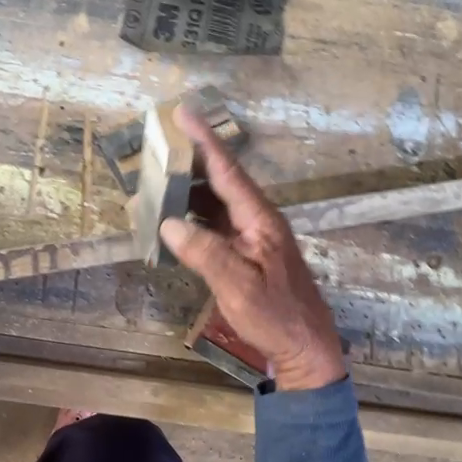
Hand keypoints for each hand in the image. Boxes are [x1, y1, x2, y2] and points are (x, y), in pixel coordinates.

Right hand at [159, 107, 346, 391]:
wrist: (305, 348)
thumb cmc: (276, 317)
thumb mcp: (237, 286)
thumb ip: (204, 253)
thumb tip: (168, 223)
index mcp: (260, 219)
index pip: (227, 171)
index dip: (204, 140)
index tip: (184, 112)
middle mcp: (256, 219)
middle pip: (220, 179)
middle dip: (191, 157)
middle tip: (159, 141)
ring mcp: (252, 236)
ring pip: (215, 200)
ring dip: (188, 187)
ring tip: (156, 175)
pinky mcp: (245, 252)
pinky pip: (214, 222)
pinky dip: (191, 214)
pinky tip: (171, 217)